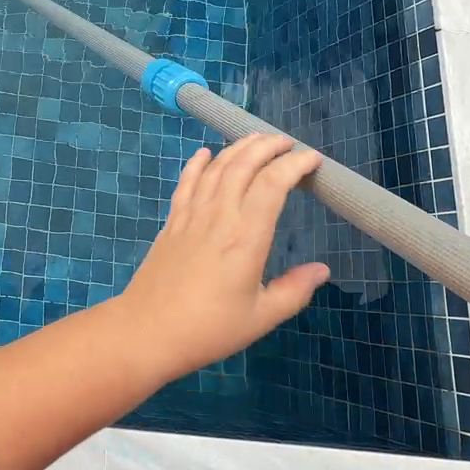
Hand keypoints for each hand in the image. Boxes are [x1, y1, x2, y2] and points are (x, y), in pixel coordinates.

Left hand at [115, 134, 330, 378]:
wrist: (148, 329)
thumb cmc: (209, 329)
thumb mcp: (261, 317)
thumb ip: (293, 291)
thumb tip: (321, 269)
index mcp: (246, 238)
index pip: (272, 186)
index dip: (293, 166)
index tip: (312, 158)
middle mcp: (219, 217)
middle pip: (242, 166)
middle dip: (267, 147)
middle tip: (287, 142)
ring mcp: (191, 216)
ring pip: (215, 169)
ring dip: (237, 149)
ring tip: (256, 140)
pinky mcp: (172, 222)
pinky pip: (186, 182)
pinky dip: (197, 164)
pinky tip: (205, 153)